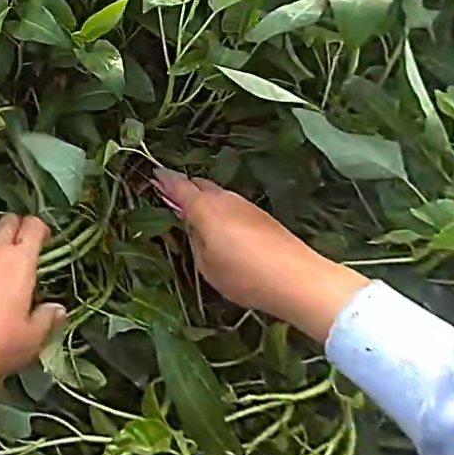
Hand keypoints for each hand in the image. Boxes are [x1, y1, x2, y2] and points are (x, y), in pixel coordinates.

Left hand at [0, 213, 66, 422]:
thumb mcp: (30, 338)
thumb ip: (47, 319)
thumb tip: (58, 309)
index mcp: (19, 261)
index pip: (33, 226)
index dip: (42, 228)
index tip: (47, 240)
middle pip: (9, 221)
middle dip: (20, 226)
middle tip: (27, 246)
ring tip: (5, 257)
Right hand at [152, 169, 367, 341]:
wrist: (299, 279)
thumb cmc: (244, 275)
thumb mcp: (206, 265)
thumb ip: (194, 240)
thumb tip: (192, 225)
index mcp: (202, 207)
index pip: (177, 185)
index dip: (164, 180)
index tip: (154, 175)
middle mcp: (222, 198)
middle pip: (199, 184)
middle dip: (185, 188)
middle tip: (173, 197)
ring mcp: (244, 204)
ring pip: (218, 194)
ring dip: (205, 199)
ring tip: (199, 216)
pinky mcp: (262, 215)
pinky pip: (233, 205)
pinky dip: (222, 209)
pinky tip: (224, 227)